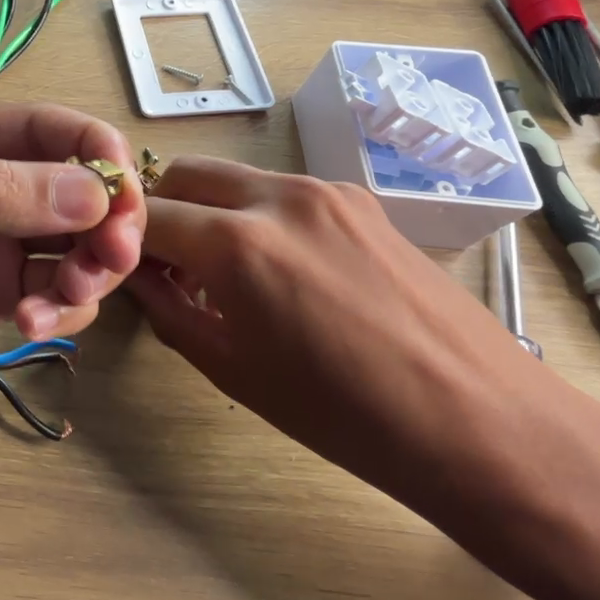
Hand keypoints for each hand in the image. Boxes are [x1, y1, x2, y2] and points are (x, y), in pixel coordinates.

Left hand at [0, 105, 144, 414]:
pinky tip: (29, 327)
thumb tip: (89, 189)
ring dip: (91, 270)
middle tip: (110, 261)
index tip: (125, 197)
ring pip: (81, 241)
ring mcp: (0, 242)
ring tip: (60, 302)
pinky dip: (65, 308)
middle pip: (79, 186)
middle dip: (106, 221)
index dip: (97, 152)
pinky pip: (62, 291)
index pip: (49, 128)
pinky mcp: (4, 294)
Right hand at [126, 156, 548, 487]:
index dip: (120, 242)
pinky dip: (255, 217)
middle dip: (160, 211)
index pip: (145, 217)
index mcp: (238, 243)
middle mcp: (279, 196)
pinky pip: (282, 193)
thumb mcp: (231, 368)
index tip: (116, 267)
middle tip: (165, 266)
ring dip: (209, 212)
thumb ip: (167, 309)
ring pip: (234, 178)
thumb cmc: (345, 415)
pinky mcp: (363, 202)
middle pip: (184, 174)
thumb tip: (135, 276)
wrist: (483, 426)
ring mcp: (327, 191)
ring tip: (223, 275)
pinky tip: (278, 274)